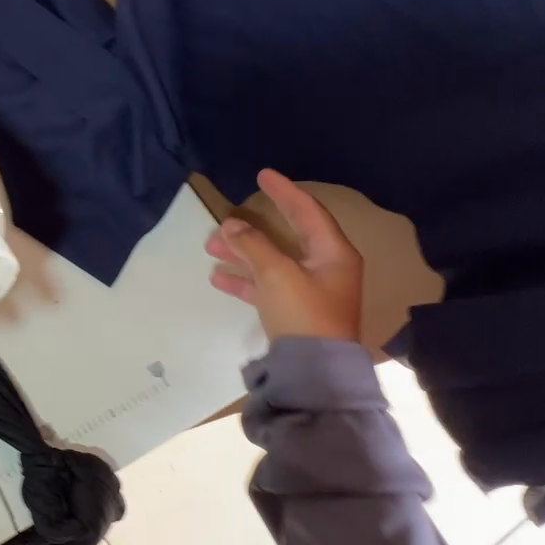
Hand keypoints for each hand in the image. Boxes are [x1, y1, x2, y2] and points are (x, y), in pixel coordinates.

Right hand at [206, 169, 362, 341]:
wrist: (315, 369)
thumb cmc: (304, 312)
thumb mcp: (276, 273)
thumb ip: (252, 245)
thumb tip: (231, 224)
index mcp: (332, 253)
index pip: (307, 212)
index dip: (284, 192)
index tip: (262, 175)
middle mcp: (324, 268)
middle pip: (284, 238)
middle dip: (250, 230)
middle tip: (221, 223)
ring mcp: (309, 291)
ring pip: (271, 261)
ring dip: (242, 253)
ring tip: (211, 248)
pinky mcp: (294, 311)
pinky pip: (265, 286)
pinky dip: (244, 279)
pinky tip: (218, 277)